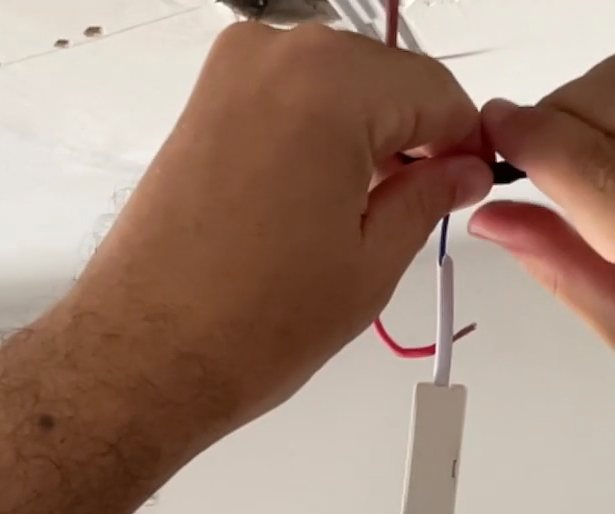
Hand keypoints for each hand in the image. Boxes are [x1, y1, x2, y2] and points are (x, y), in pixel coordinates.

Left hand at [63, 22, 491, 435]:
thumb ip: (426, 199)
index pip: (433, 90)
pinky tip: (314, 208)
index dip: (462, 141)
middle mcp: (272, 57)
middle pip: (379, 83)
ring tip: (358, 223)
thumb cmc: (245, 325)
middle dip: (409, 140)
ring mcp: (225, 80)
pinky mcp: (198, 112)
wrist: (147, 356)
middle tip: (418, 209)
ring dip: (358, 146)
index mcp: (331, 84)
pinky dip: (311, 146)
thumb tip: (459, 172)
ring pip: (329, 93)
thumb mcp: (369, 265)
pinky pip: (282, 108)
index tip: (467, 180)